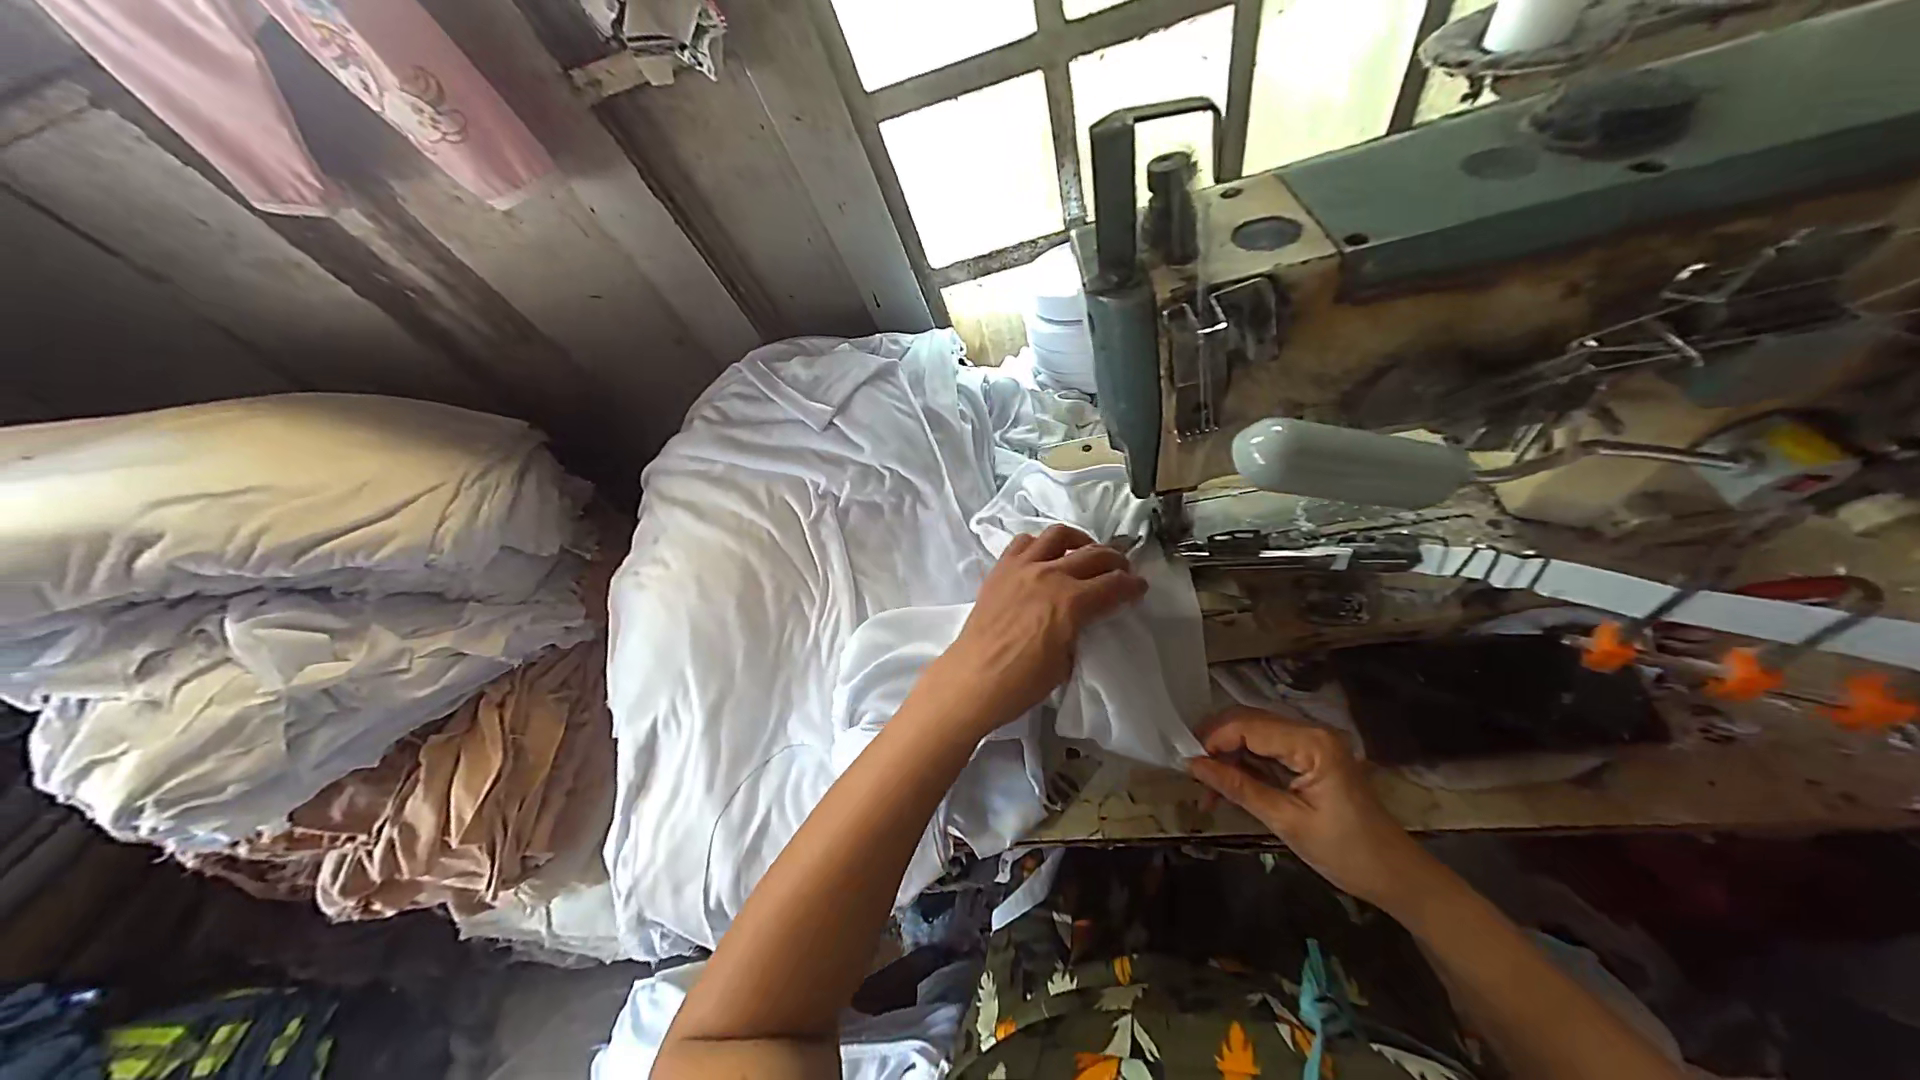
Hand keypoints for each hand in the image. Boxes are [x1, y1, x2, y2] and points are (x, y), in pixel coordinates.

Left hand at [915, 524, 1146, 738]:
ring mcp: (1022, 567)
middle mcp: (1049, 575)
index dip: (1133, 586)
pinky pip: (1024, 542)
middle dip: (1115, 560)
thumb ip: (1080, 630)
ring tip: (1086, 552)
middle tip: (1121, 570)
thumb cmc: (1022, 681)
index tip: (1139, 588)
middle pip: (1094, 554)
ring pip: (1059, 535)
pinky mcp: (1001, 569)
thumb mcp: (1066, 660)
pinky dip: (1041, 543)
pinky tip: (1046, 556)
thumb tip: (1083, 618)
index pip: (1114, 585)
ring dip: (1080, 541)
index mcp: (1072, 601)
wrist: (974, 679)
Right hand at [1189, 707, 1436, 908]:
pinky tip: (1228, 787)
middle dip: (1216, 745)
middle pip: (1248, 723)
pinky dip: (1244, 765)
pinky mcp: (1309, 757)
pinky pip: (1266, 749)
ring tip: (1208, 789)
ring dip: (1227, 756)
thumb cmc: (1347, 852)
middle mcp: (1311, 732)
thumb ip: (1239, 788)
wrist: (1396, 876)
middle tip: (1193, 776)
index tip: (1189, 767)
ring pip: (1253, 734)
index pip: (1247, 726)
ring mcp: (1311, 743)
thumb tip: (1194, 766)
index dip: (1213, 741)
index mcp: (1312, 743)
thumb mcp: (1286, 822)